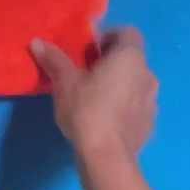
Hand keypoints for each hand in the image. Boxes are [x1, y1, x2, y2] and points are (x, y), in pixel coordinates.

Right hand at [31, 26, 158, 157]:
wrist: (107, 157)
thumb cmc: (86, 110)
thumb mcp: (64, 82)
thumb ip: (54, 59)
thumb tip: (37, 42)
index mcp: (130, 58)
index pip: (128, 32)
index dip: (107, 36)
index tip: (87, 50)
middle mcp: (147, 74)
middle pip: (130, 58)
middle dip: (109, 61)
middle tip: (84, 73)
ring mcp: (152, 101)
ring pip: (134, 82)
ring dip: (118, 83)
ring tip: (94, 97)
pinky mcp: (150, 123)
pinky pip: (136, 105)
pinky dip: (123, 105)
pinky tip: (105, 118)